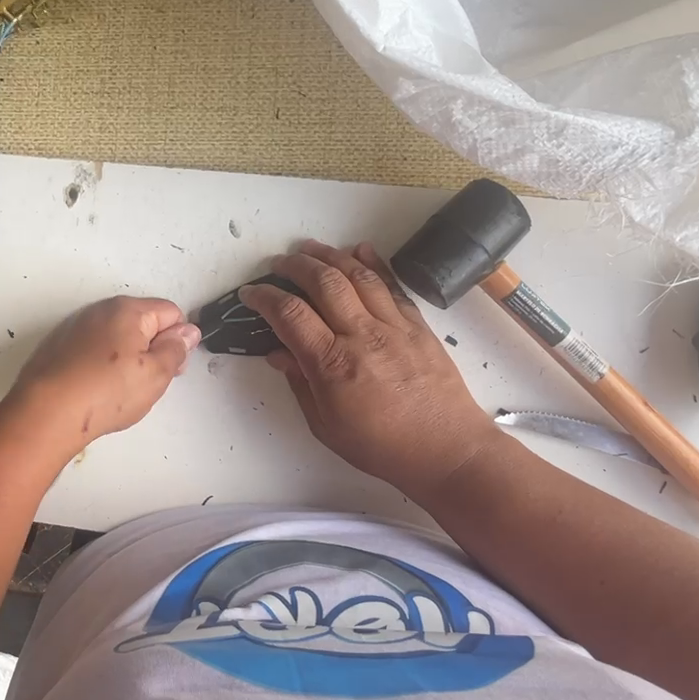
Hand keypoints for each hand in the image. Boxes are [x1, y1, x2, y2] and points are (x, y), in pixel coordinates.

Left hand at [8, 296, 199, 448]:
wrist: (47, 411)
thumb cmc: (103, 392)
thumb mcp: (156, 374)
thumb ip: (176, 349)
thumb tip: (186, 333)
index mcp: (128, 309)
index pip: (171, 312)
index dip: (177, 340)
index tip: (171, 366)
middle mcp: (99, 310)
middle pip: (141, 322)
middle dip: (150, 349)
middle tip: (147, 383)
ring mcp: (75, 326)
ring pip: (114, 337)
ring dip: (124, 358)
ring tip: (119, 391)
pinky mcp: (57, 346)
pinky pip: (90, 349)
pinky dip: (98, 365)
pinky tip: (96, 390)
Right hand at [239, 241, 504, 499]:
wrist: (448, 451)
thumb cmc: (382, 447)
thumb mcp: (325, 425)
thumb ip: (300, 383)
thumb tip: (278, 353)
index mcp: (333, 364)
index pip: (290, 315)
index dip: (264, 297)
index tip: (250, 293)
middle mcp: (362, 336)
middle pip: (323, 282)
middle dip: (295, 266)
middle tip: (277, 263)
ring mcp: (394, 326)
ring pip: (358, 275)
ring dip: (330, 255)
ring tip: (309, 248)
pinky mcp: (418, 326)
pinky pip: (393, 285)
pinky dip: (374, 263)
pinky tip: (360, 250)